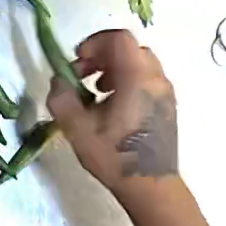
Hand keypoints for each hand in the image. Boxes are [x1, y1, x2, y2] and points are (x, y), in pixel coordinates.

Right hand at [47, 29, 179, 202]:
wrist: (151, 186)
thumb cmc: (115, 157)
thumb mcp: (77, 128)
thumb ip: (62, 98)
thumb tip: (58, 80)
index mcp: (137, 77)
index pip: (119, 39)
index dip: (94, 42)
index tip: (78, 60)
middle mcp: (156, 79)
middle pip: (129, 49)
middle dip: (103, 56)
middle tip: (83, 75)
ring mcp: (166, 93)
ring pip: (139, 64)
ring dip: (115, 69)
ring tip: (96, 92)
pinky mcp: (167, 107)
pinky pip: (147, 80)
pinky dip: (128, 82)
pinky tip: (113, 108)